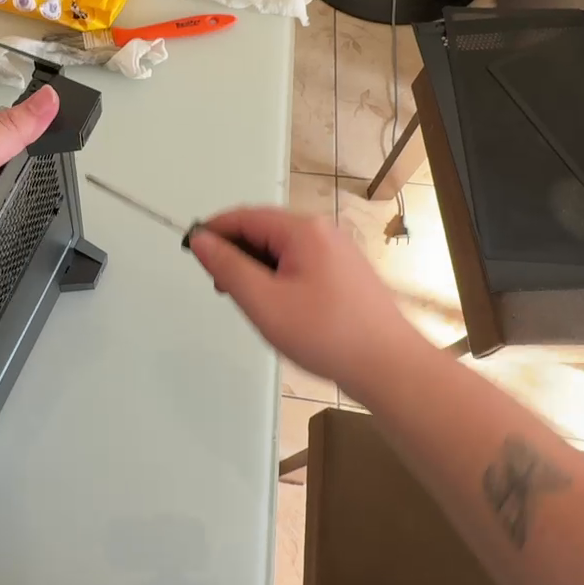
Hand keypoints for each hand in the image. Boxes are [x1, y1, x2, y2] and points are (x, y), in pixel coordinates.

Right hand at [187, 206, 425, 387]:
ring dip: (256, 267)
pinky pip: (299, 262)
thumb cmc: (328, 335)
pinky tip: (277, 306)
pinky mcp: (345, 272)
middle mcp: (323, 232)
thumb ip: (228, 266)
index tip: (192, 251)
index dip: (214, 231)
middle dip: (235, 252)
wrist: (391, 367)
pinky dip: (278, 276)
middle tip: (221, 286)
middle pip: (264, 230)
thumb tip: (201, 240)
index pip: (245, 217)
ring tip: (248, 301)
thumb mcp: (264, 302)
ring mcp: (338, 252)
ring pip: (281, 248)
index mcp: (304, 231)